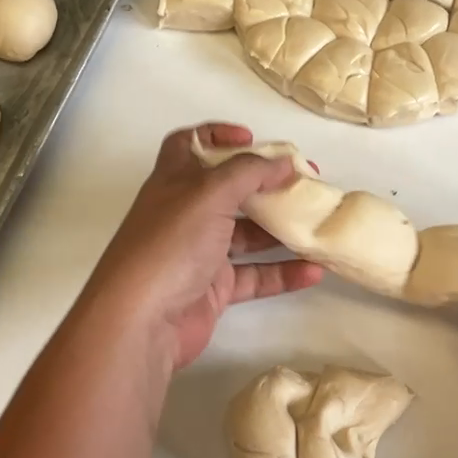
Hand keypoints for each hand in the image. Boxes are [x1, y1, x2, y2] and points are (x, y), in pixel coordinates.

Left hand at [85, 123, 323, 369]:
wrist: (140, 322)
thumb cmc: (171, 243)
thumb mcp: (209, 193)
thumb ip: (250, 172)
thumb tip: (283, 162)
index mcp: (175, 180)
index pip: (190, 144)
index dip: (218, 135)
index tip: (252, 139)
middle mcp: (186, 212)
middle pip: (229, 189)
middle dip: (266, 184)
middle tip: (303, 183)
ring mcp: (199, 252)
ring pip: (246, 233)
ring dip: (281, 228)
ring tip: (317, 223)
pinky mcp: (213, 288)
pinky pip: (255, 275)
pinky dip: (283, 272)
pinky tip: (314, 269)